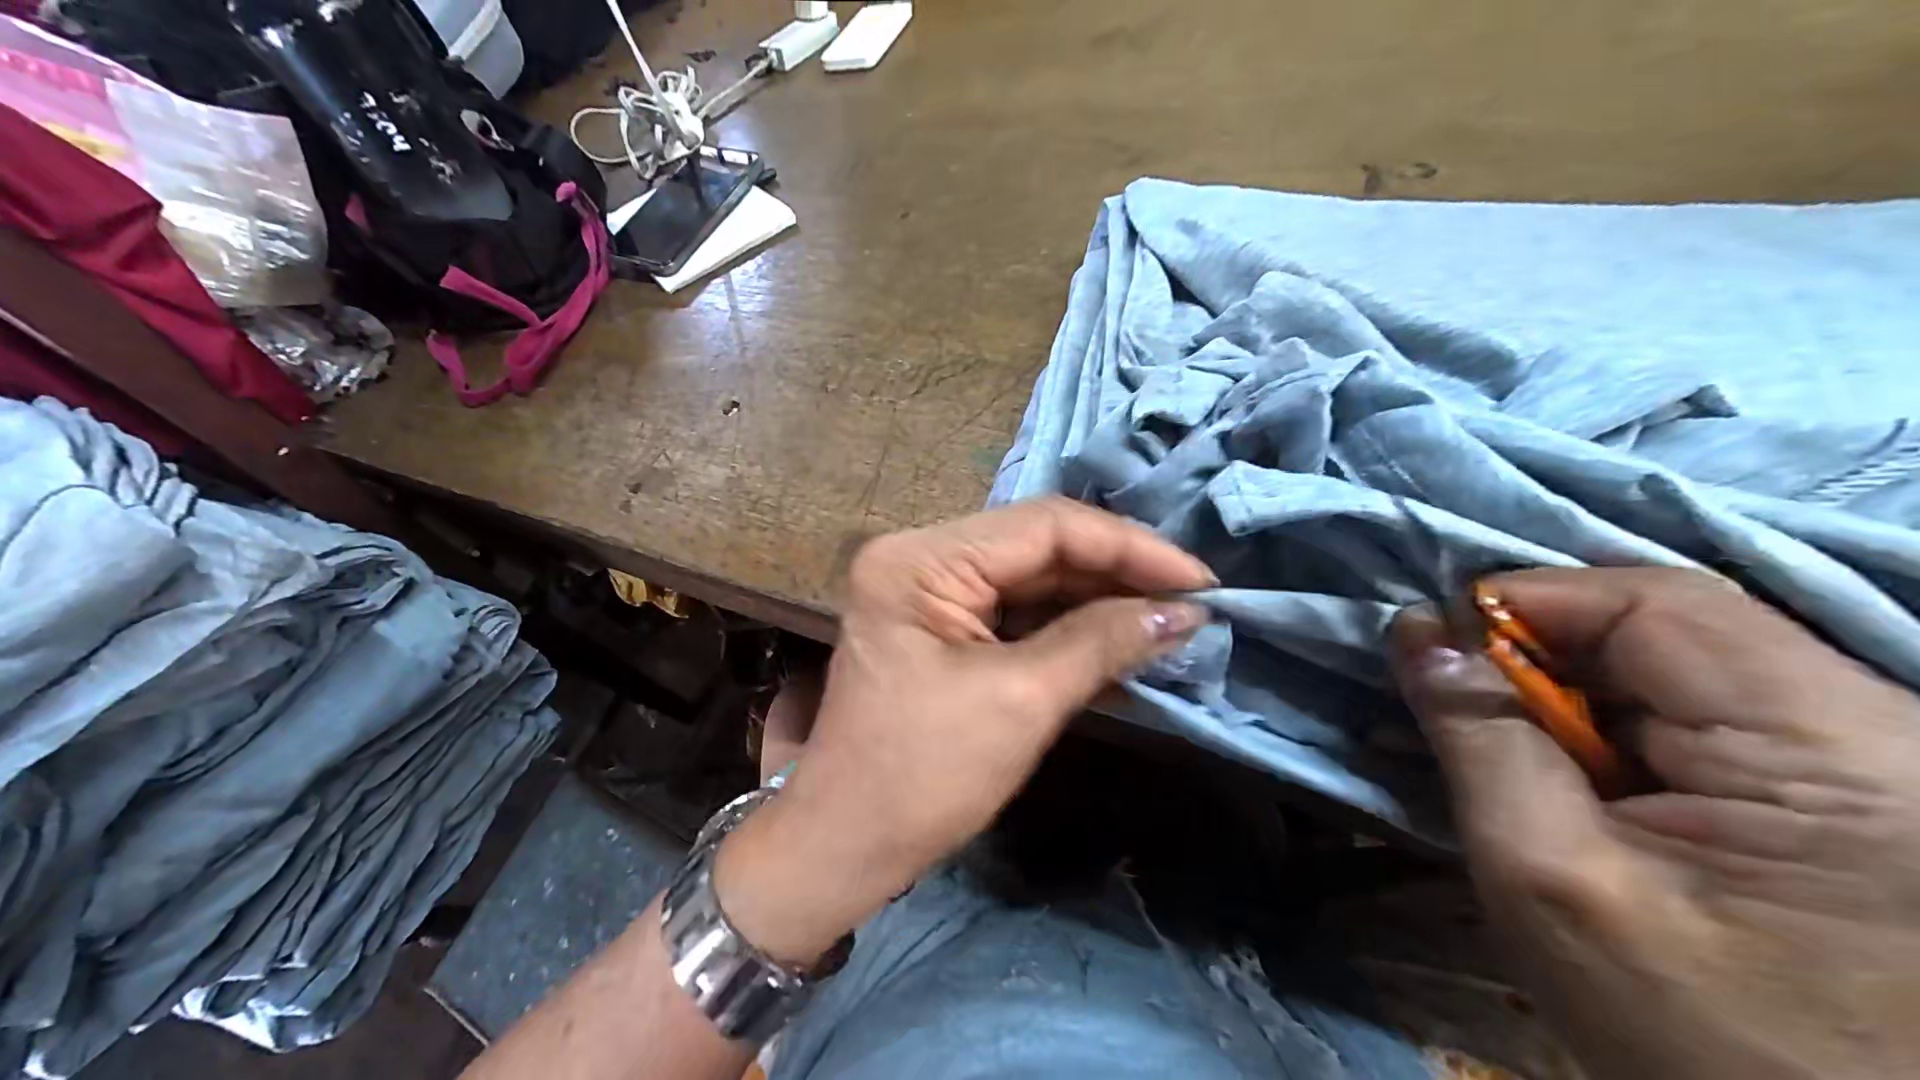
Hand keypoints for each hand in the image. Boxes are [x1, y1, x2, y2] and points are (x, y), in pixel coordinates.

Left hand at [715, 498, 1212, 965]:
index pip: (1044, 525)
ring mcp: (926, 589)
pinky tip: (1121, 635)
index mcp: (921, 559)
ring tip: (1169, 618)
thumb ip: (1102, 641)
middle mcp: (919, 556)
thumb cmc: (923, 776)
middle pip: (1038, 545)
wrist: (846, 843)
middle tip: (1190, 602)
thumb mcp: (1021, 701)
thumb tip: (1184, 611)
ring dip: (1099, 598)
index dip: (1128, 547)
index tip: (1199, 580)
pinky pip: (1015, 608)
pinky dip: (1068, 624)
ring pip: (1032, 576)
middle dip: (1117, 572)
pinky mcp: (939, 624)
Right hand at [1391, 568, 1919, 1079]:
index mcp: (1837, 750)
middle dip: (1532, 654)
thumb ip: (1478, 736)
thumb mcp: (1547, 875)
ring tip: (1486, 737)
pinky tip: (1551, 766)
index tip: (1430, 647)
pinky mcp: (1845, 792)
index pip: (1651, 603)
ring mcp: (1872, 761)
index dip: (1521, 604)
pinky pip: (1697, 716)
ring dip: (1559, 692)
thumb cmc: (1700, 1040)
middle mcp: (1881, 730)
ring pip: (1671, 668)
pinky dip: (1603, 727)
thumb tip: (1415, 632)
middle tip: (1447, 699)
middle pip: (1663, 627)